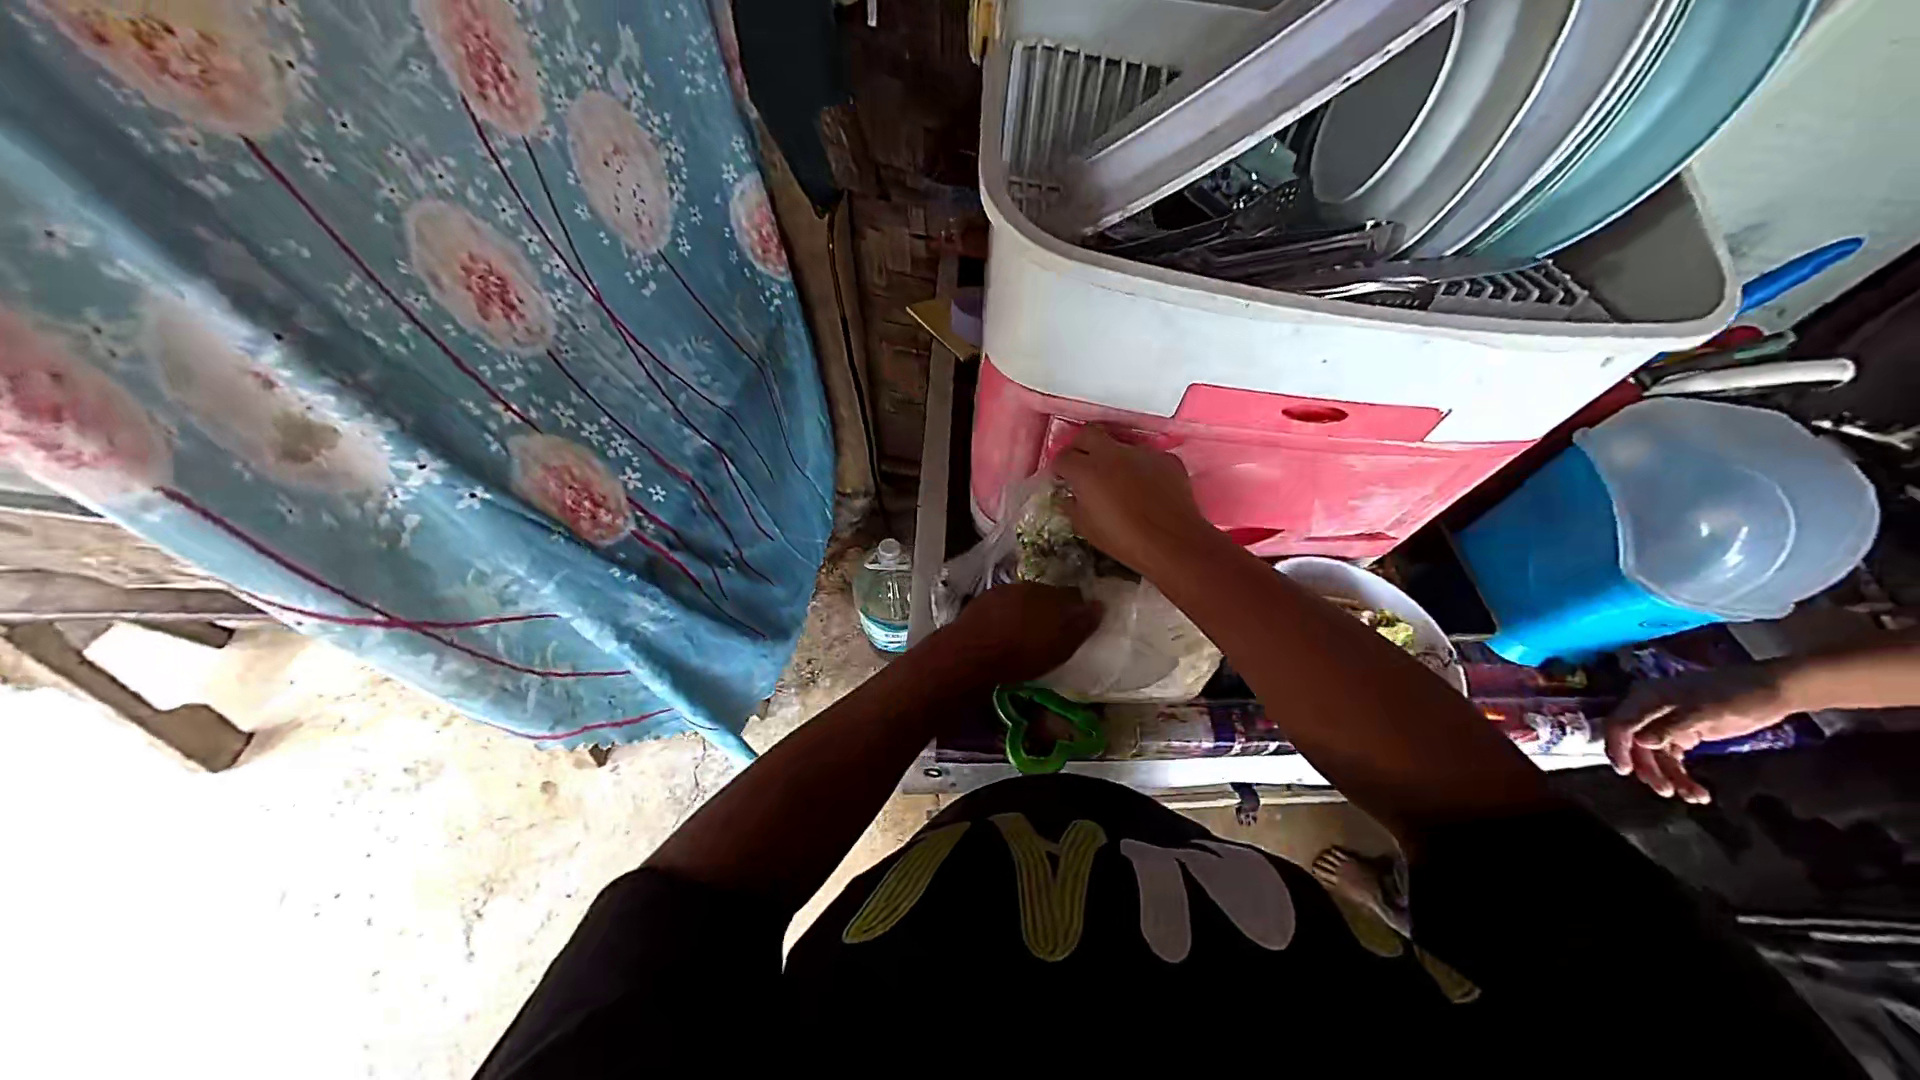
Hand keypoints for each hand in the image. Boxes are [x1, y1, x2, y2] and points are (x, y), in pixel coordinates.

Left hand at [944, 582, 1100, 682]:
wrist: (971, 653)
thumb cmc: (1021, 654)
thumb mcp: (1060, 647)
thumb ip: (1081, 625)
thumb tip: (1100, 606)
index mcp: (1052, 594)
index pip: (1073, 596)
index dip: (1077, 610)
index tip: (1078, 623)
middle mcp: (1028, 587)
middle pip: (1047, 596)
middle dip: (1052, 609)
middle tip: (1053, 630)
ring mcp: (1003, 592)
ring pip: (1024, 599)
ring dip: (1028, 611)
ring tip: (1028, 632)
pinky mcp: (982, 602)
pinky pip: (1003, 607)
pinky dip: (1008, 616)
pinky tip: (1005, 631)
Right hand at [1052, 426, 1216, 574]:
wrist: (1171, 543)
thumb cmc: (1123, 539)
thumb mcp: (1086, 528)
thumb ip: (1072, 506)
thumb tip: (1070, 497)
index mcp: (1086, 471)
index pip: (1063, 457)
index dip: (1060, 468)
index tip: (1063, 478)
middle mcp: (1112, 454)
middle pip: (1087, 434)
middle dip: (1081, 446)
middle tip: (1082, 465)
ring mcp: (1141, 453)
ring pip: (1120, 445)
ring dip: (1113, 458)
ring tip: (1118, 481)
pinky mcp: (1165, 458)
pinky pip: (1146, 457)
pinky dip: (1140, 468)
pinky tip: (1145, 488)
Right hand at [1604, 665, 1791, 803]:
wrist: (1774, 691)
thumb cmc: (1738, 695)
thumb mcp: (1707, 711)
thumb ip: (1673, 726)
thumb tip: (1642, 743)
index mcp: (1646, 699)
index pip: (1620, 724)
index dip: (1618, 747)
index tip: (1626, 771)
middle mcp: (1649, 712)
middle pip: (1635, 744)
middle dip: (1648, 768)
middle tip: (1665, 791)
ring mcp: (1665, 724)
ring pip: (1654, 755)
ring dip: (1668, 776)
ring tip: (1692, 796)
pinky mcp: (1683, 735)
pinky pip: (1672, 758)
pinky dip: (1682, 775)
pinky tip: (1697, 791)